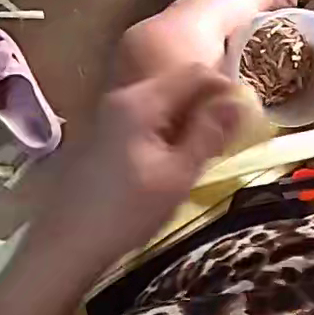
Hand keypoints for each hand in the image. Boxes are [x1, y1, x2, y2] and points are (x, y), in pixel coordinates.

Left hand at [28, 66, 243, 275]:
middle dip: (206, 103)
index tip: (245, 114)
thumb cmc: (128, 211)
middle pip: (177, 83)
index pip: (195, 73)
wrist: (69, 241)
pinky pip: (145, 115)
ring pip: (162, 100)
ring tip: (205, 150)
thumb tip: (239, 101)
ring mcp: (110, 113)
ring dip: (187, 118)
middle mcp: (123, 97)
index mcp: (141, 102)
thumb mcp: (177, 174)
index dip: (225, 87)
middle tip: (228, 136)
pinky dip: (167, 127)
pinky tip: (174, 157)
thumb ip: (208, 133)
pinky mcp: (104, 131)